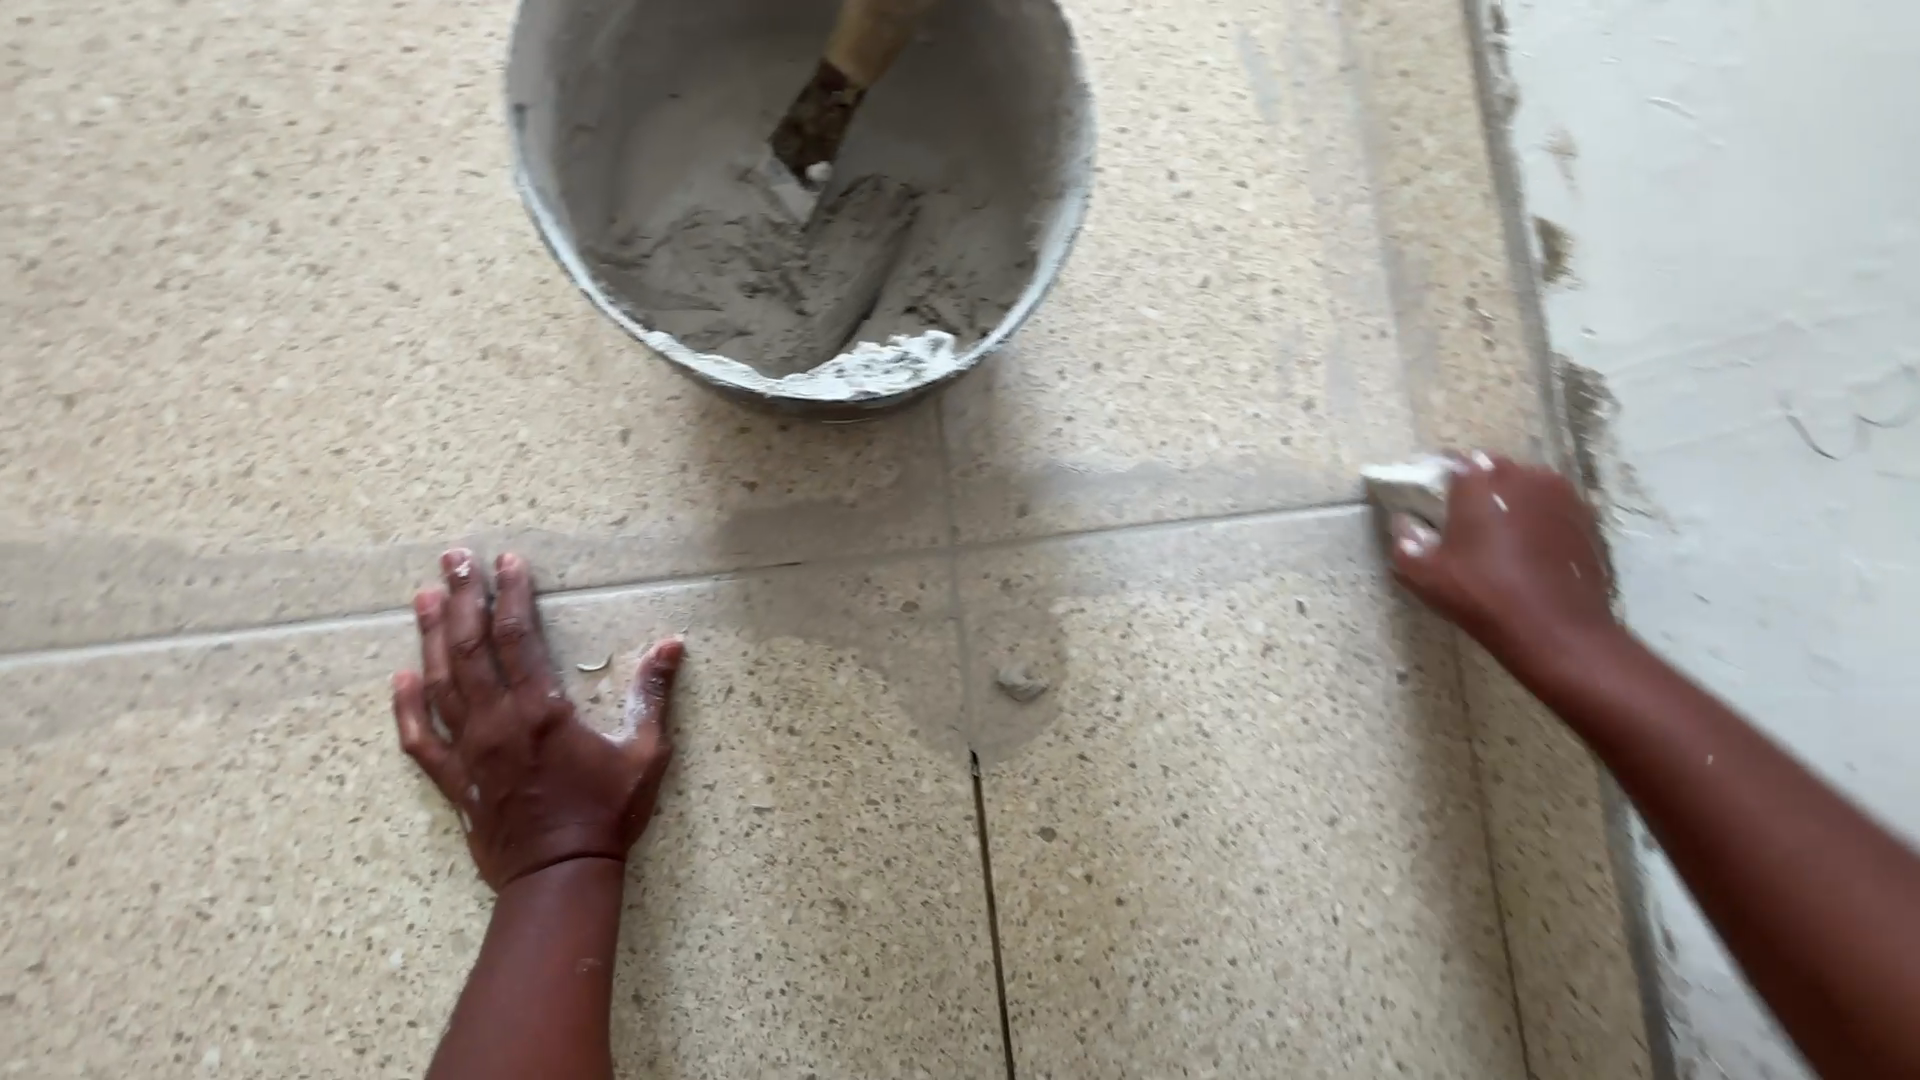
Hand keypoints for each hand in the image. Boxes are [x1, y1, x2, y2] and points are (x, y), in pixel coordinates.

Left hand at [391, 549, 683, 889]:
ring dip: (430, 636)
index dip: (512, 596)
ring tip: (423, 596)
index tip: (507, 562)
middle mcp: (497, 722)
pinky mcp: (455, 780)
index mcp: (542, 711)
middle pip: (469, 649)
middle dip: (462, 599)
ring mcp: (469, 751)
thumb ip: (652, 693)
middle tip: (454, 558)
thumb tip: (673, 644)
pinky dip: (406, 705)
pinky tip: (400, 678)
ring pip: (440, 683)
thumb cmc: (608, 812)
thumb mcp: (646, 751)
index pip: (518, 638)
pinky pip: (420, 737)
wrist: (560, 874)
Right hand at [1387, 451, 1615, 660]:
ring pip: (1525, 486)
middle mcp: (1524, 476)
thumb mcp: (1422, 572)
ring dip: (1507, 500)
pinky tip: (1525, 545)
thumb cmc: (1481, 594)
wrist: (1556, 629)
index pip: (1451, 461)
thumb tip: (1405, 522)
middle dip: (1474, 486)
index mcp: (1480, 481)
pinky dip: (1535, 517)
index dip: (1436, 477)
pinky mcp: (1586, 519)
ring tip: (1494, 531)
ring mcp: (1562, 495)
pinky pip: (1550, 506)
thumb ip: (1405, 539)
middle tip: (1458, 516)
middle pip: (1491, 470)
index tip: (1426, 497)